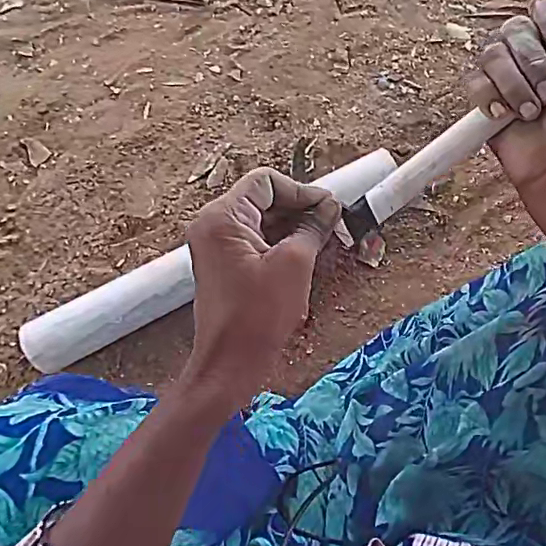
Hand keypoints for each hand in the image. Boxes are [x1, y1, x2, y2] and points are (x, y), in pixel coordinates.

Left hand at [184, 167, 340, 405]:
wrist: (231, 363)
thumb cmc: (257, 316)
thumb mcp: (295, 263)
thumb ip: (313, 227)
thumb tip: (329, 208)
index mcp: (222, 218)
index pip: (266, 182)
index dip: (301, 191)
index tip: (329, 206)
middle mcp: (213, 226)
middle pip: (263, 198)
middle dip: (299, 208)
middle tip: (331, 221)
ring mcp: (216, 246)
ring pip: (262, 219)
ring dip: (293, 225)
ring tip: (324, 237)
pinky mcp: (225, 264)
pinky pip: (256, 240)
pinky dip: (281, 242)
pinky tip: (306, 252)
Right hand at [462, 0, 545, 196]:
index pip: (544, 5)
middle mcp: (531, 49)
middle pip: (514, 28)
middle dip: (535, 66)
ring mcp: (505, 71)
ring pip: (493, 54)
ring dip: (517, 87)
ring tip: (533, 109)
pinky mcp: (485, 92)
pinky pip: (476, 80)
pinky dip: (494, 100)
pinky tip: (509, 114)